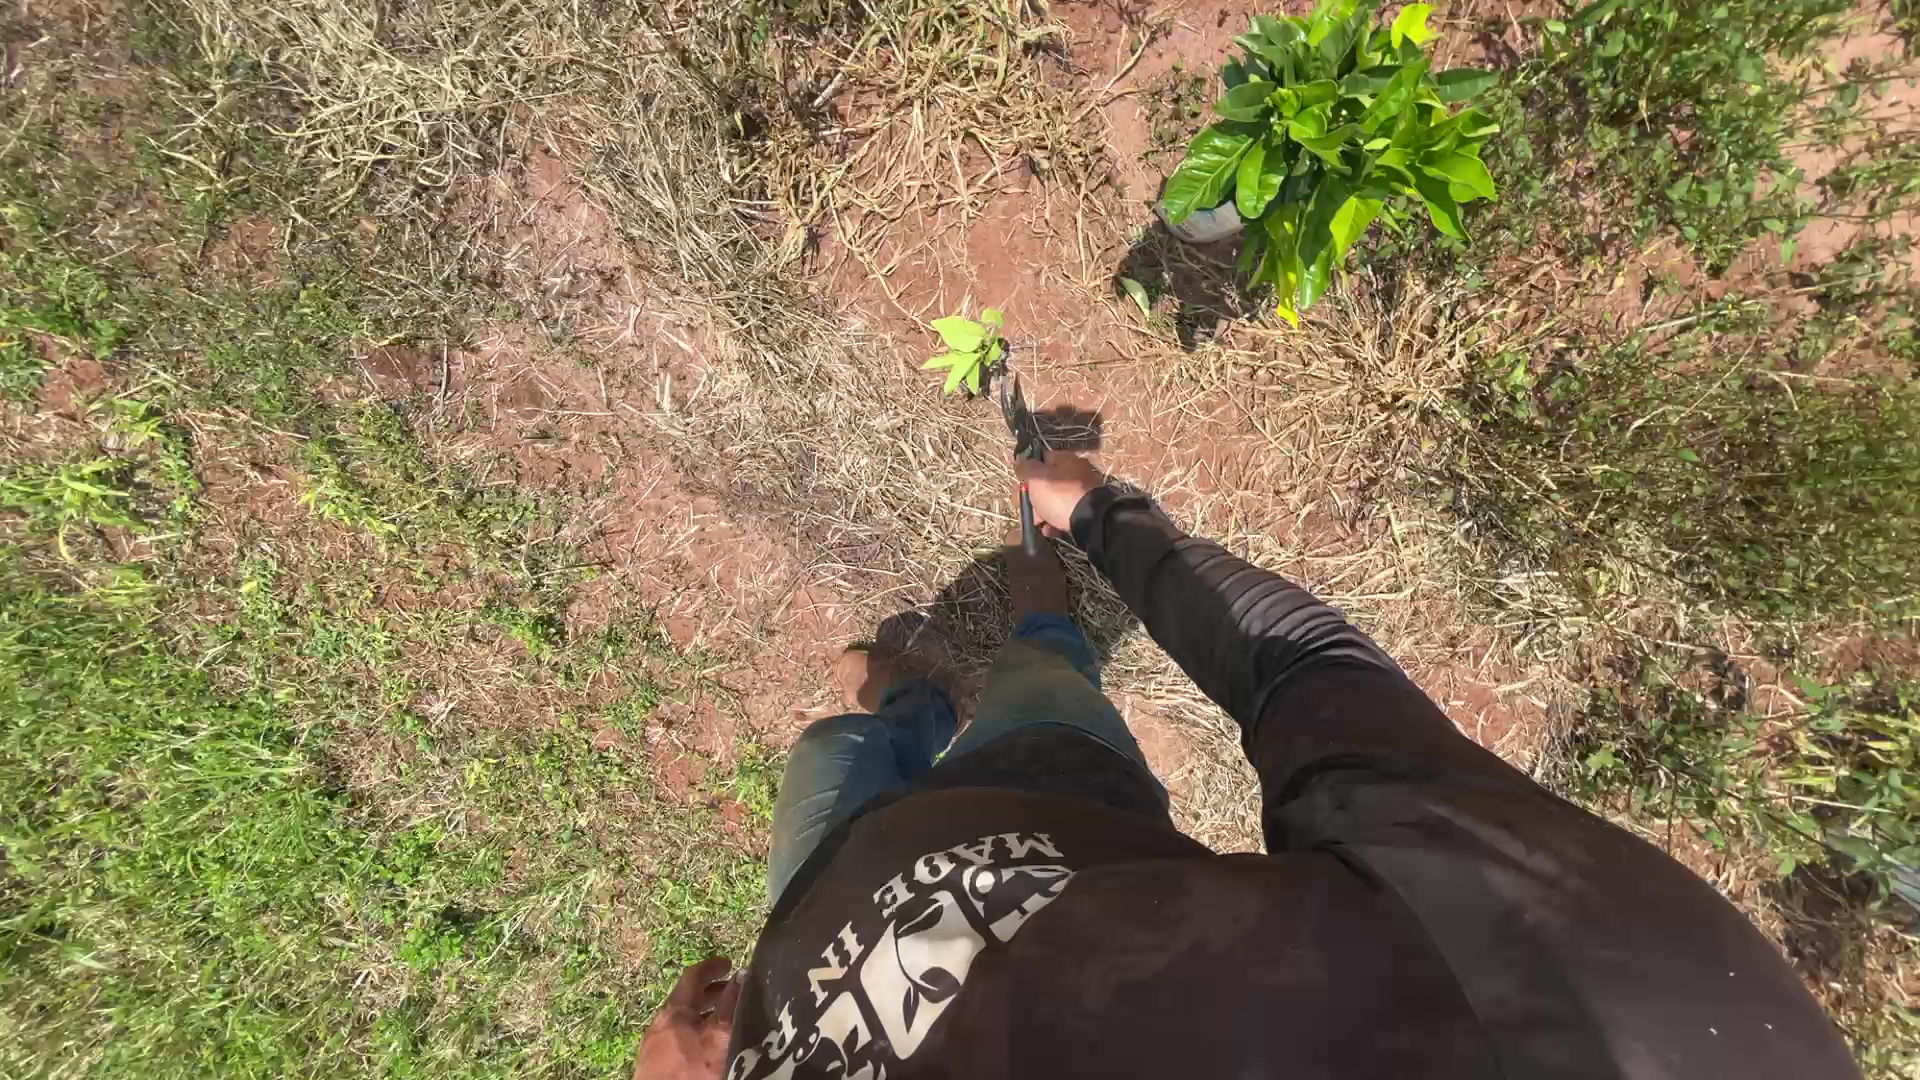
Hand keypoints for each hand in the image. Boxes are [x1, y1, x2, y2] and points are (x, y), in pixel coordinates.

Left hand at [633, 956, 742, 1079]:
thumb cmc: (695, 1071)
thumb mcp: (721, 1035)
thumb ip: (730, 1003)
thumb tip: (740, 975)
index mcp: (673, 1011)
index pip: (693, 976)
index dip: (712, 967)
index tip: (730, 963)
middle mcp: (658, 1025)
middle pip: (685, 999)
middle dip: (710, 992)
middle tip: (732, 991)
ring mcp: (652, 1048)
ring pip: (681, 1021)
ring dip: (703, 1015)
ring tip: (723, 1020)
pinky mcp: (652, 1069)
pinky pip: (675, 1039)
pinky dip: (694, 1032)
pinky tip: (705, 1047)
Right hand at [1015, 452, 1105, 533]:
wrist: (1089, 519)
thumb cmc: (1059, 495)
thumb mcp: (1036, 478)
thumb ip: (1025, 468)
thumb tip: (1021, 464)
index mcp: (1064, 458)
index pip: (1039, 460)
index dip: (1026, 474)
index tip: (1021, 488)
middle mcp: (1075, 470)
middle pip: (1046, 482)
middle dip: (1033, 497)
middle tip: (1028, 509)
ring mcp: (1083, 490)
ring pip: (1055, 499)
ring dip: (1042, 512)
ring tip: (1038, 524)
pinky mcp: (1086, 508)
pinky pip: (1065, 512)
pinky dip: (1055, 520)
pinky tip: (1050, 529)